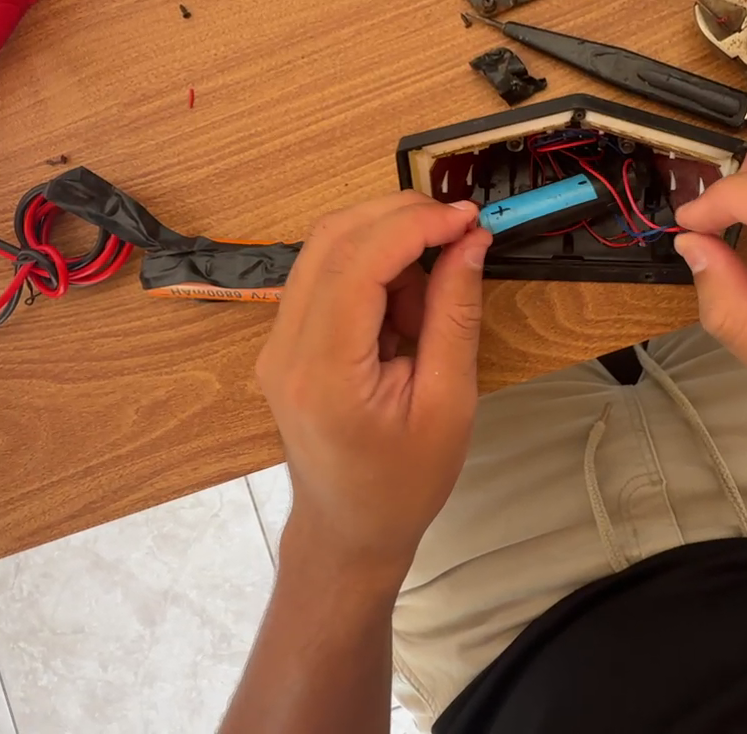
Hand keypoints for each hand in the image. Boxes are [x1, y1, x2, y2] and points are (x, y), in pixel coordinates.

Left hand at [255, 192, 492, 582]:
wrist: (348, 530)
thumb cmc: (406, 482)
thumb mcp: (450, 402)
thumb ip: (456, 314)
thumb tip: (470, 241)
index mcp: (324, 369)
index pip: (359, 261)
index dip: (416, 224)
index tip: (469, 217)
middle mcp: (284, 345)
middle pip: (333, 238)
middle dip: (401, 217)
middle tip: (460, 229)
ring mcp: (276, 340)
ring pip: (328, 248)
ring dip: (388, 244)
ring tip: (431, 297)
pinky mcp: (285, 340)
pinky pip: (327, 275)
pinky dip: (374, 269)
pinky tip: (404, 312)